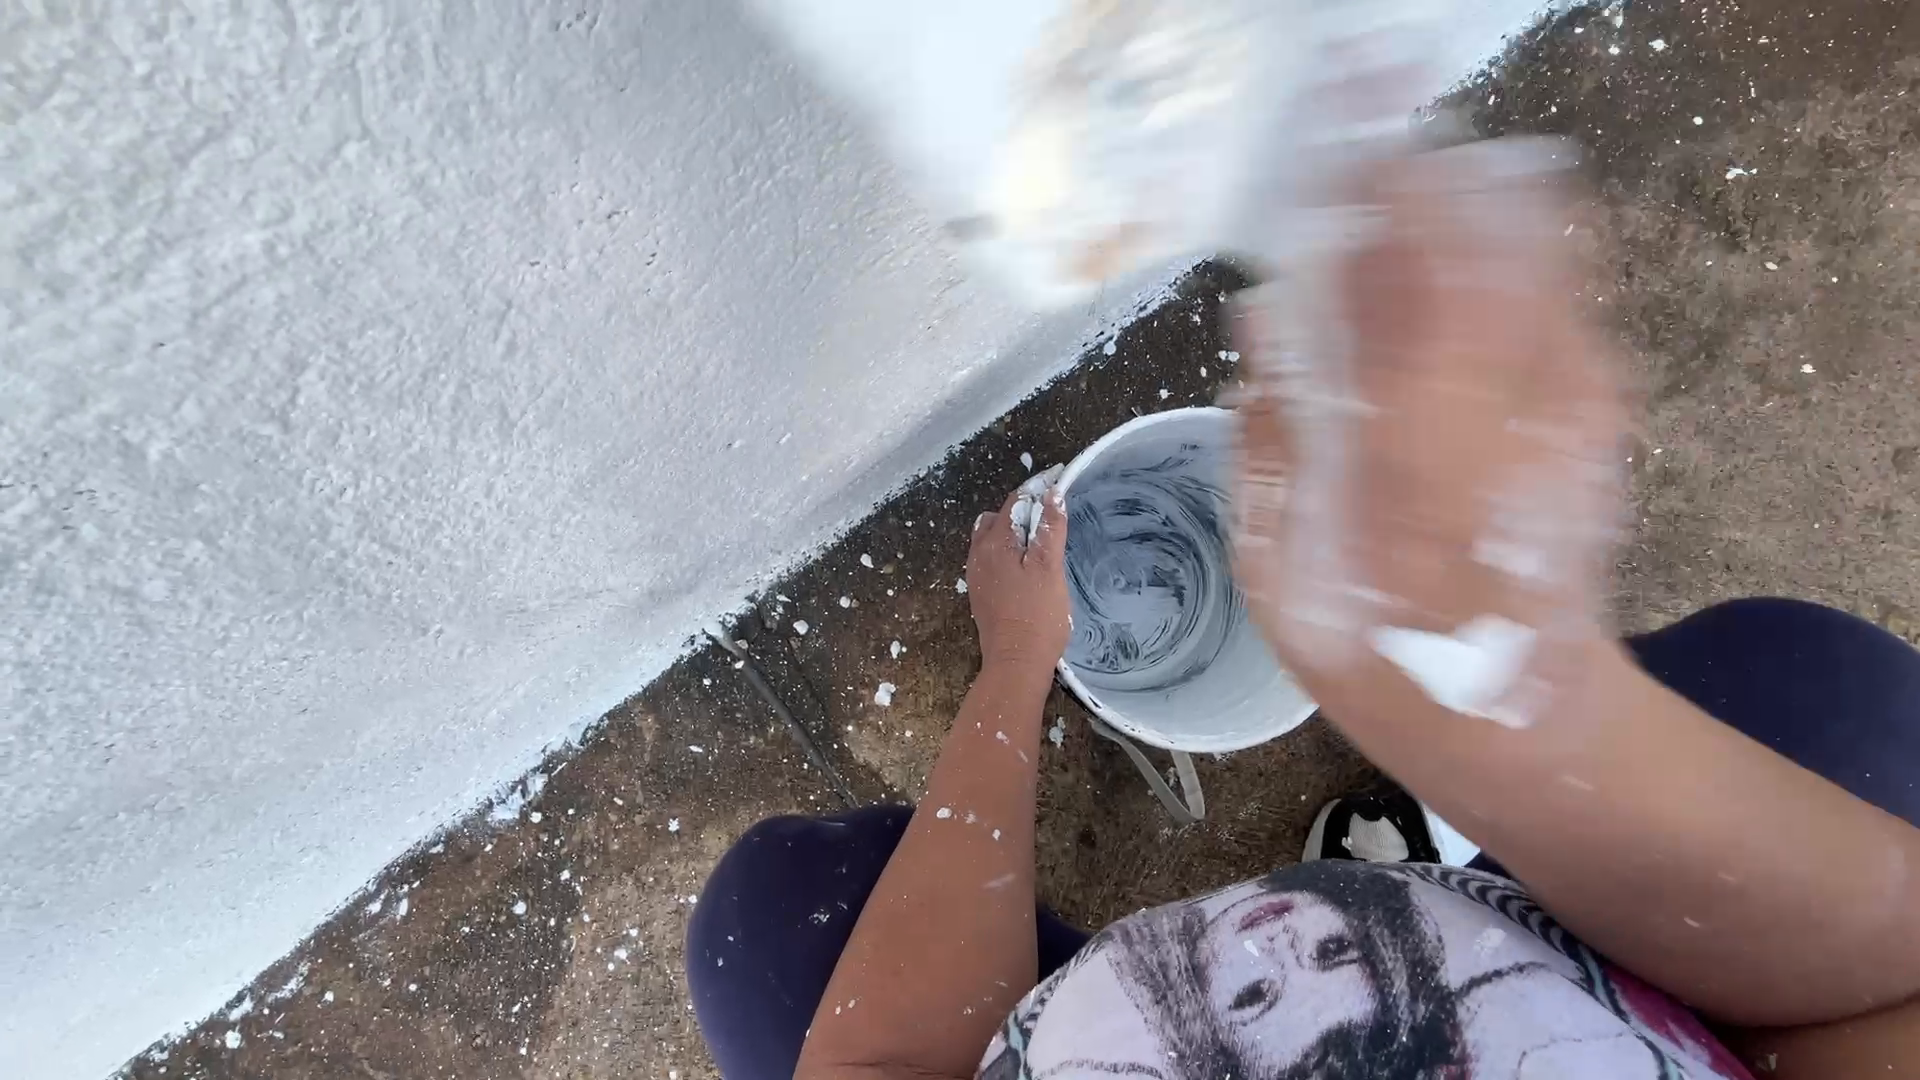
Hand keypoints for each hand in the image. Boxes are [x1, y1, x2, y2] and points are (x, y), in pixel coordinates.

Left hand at [966, 483, 1070, 677]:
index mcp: (994, 542)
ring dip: (1012, 533)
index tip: (1059, 483)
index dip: (1038, 489)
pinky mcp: (980, 592)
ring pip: (991, 538)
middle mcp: (978, 553)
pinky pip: (991, 559)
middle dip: (1022, 511)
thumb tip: (1052, 493)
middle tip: (1050, 518)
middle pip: (999, 517)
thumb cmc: (1037, 615)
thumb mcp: (1050, 567)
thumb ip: (1050, 528)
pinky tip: (1025, 567)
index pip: (1015, 500)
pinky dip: (1007, 553)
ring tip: (1039, 543)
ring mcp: (976, 574)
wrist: (1016, 661)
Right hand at [1232, 142, 1628, 729]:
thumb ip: (1268, 431)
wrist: (1511, 707)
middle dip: (1423, 159)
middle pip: (1493, 226)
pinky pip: (1556, 285)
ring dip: (1461, 191)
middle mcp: (1516, 405)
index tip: (1332, 118)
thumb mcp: (1277, 557)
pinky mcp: (1601, 406)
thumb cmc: (1369, 644)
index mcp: (1416, 452)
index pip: (1411, 271)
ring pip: (1538, 240)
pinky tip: (1435, 256)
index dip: (1375, 182)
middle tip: (1356, 119)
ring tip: (1387, 177)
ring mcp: (1577, 399)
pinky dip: (1498, 243)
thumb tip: (1261, 315)